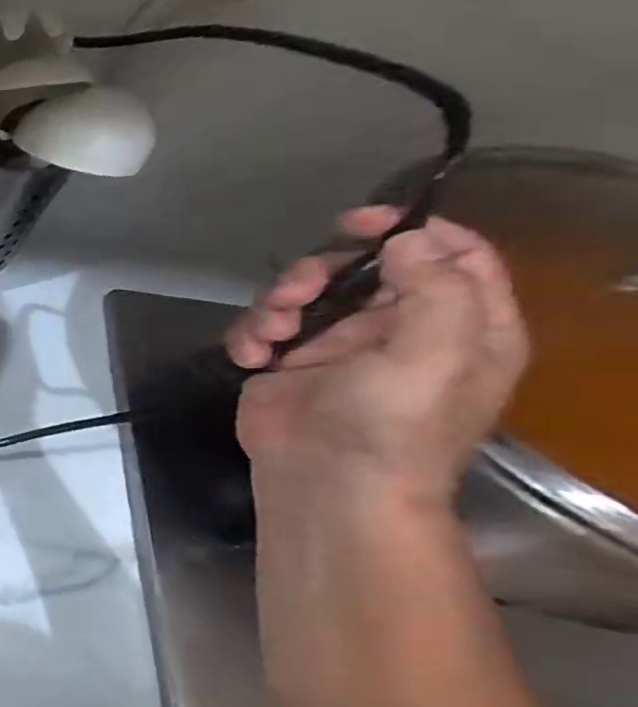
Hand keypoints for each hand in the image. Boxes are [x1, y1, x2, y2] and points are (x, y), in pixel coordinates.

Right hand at [226, 206, 529, 504]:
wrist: (325, 484)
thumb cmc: (392, 424)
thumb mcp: (436, 354)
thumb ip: (436, 288)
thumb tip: (406, 238)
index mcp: (458, 324)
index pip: (453, 255)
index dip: (412, 230)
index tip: (360, 222)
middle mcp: (398, 330)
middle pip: (362, 269)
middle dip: (320, 271)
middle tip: (296, 292)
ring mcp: (336, 348)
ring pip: (303, 295)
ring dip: (277, 304)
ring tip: (270, 335)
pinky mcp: (284, 366)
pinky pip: (262, 329)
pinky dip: (250, 336)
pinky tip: (249, 358)